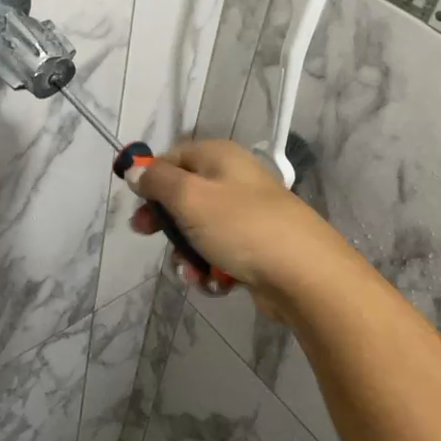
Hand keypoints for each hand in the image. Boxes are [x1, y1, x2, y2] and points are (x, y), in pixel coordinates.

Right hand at [126, 140, 361, 315]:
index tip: (135, 204)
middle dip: (165, 223)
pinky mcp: (256, 248)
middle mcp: (234, 180)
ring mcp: (247, 216)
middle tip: (148, 237)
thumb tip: (136, 169)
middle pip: (183, 196)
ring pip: (198, 231)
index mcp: (220, 157)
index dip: (150, 178)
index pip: (173, 156)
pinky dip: (211, 269)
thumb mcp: (190, 198)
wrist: (305, 275)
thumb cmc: (241, 227)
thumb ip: (157, 181)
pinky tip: (215, 283)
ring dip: (187, 254)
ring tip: (192, 273)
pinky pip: (219, 254)